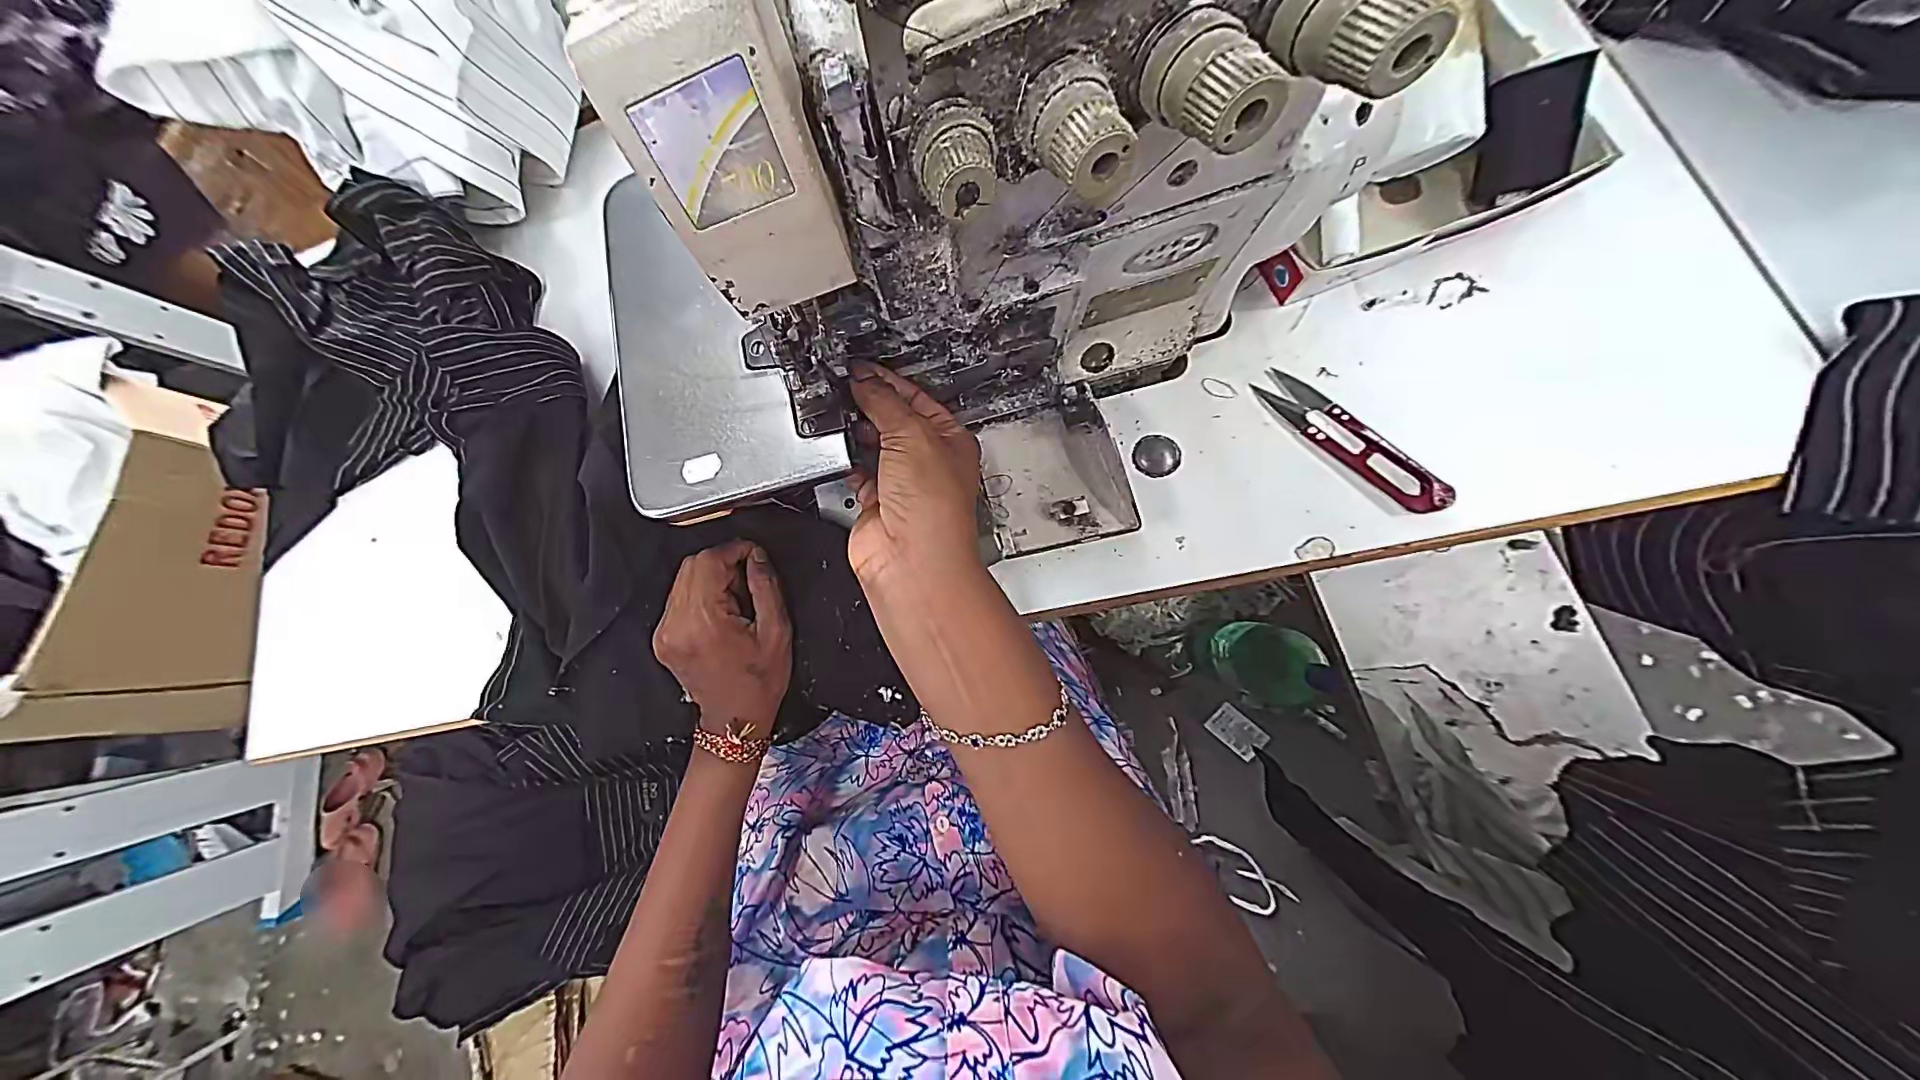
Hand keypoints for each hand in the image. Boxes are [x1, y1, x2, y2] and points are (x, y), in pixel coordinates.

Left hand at [652, 540, 791, 737]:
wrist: (735, 720)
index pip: (708, 562)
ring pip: (683, 579)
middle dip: (723, 563)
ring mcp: (665, 632)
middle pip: (691, 565)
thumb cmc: (759, 683)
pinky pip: (679, 598)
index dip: (735, 550)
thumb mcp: (777, 632)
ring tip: (737, 600)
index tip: (754, 555)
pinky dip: (701, 595)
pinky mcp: (663, 637)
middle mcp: (676, 625)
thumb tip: (757, 557)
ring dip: (711, 578)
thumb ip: (766, 588)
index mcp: (703, 623)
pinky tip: (722, 613)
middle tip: (748, 580)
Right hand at [846, 363, 984, 596]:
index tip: (863, 369)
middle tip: (847, 390)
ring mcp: (902, 483)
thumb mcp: (911, 435)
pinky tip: (842, 455)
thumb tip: (866, 383)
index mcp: (950, 440)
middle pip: (894, 421)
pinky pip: (857, 473)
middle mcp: (928, 462)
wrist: (912, 559)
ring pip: (874, 446)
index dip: (889, 381)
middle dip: (871, 406)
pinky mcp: (877, 502)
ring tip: (842, 419)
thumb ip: (885, 403)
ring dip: (858, 435)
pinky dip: (848, 464)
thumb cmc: (934, 510)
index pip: (917, 399)